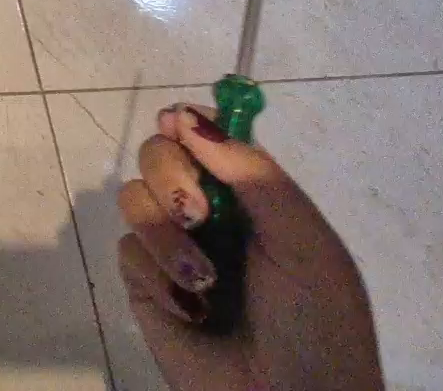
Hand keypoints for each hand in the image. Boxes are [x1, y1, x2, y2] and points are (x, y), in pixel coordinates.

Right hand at [116, 103, 382, 390]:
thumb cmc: (315, 326)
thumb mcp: (306, 247)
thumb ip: (254, 176)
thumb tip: (186, 115)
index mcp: (254, 201)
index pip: (209, 138)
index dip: (188, 123)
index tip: (177, 124)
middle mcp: (208, 213)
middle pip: (159, 153)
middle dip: (170, 177)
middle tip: (198, 214)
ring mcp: (172, 244)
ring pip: (134, 197)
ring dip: (166, 236)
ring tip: (202, 281)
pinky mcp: (143, 279)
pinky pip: (127, 248)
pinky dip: (157, 275)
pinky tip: (191, 307)